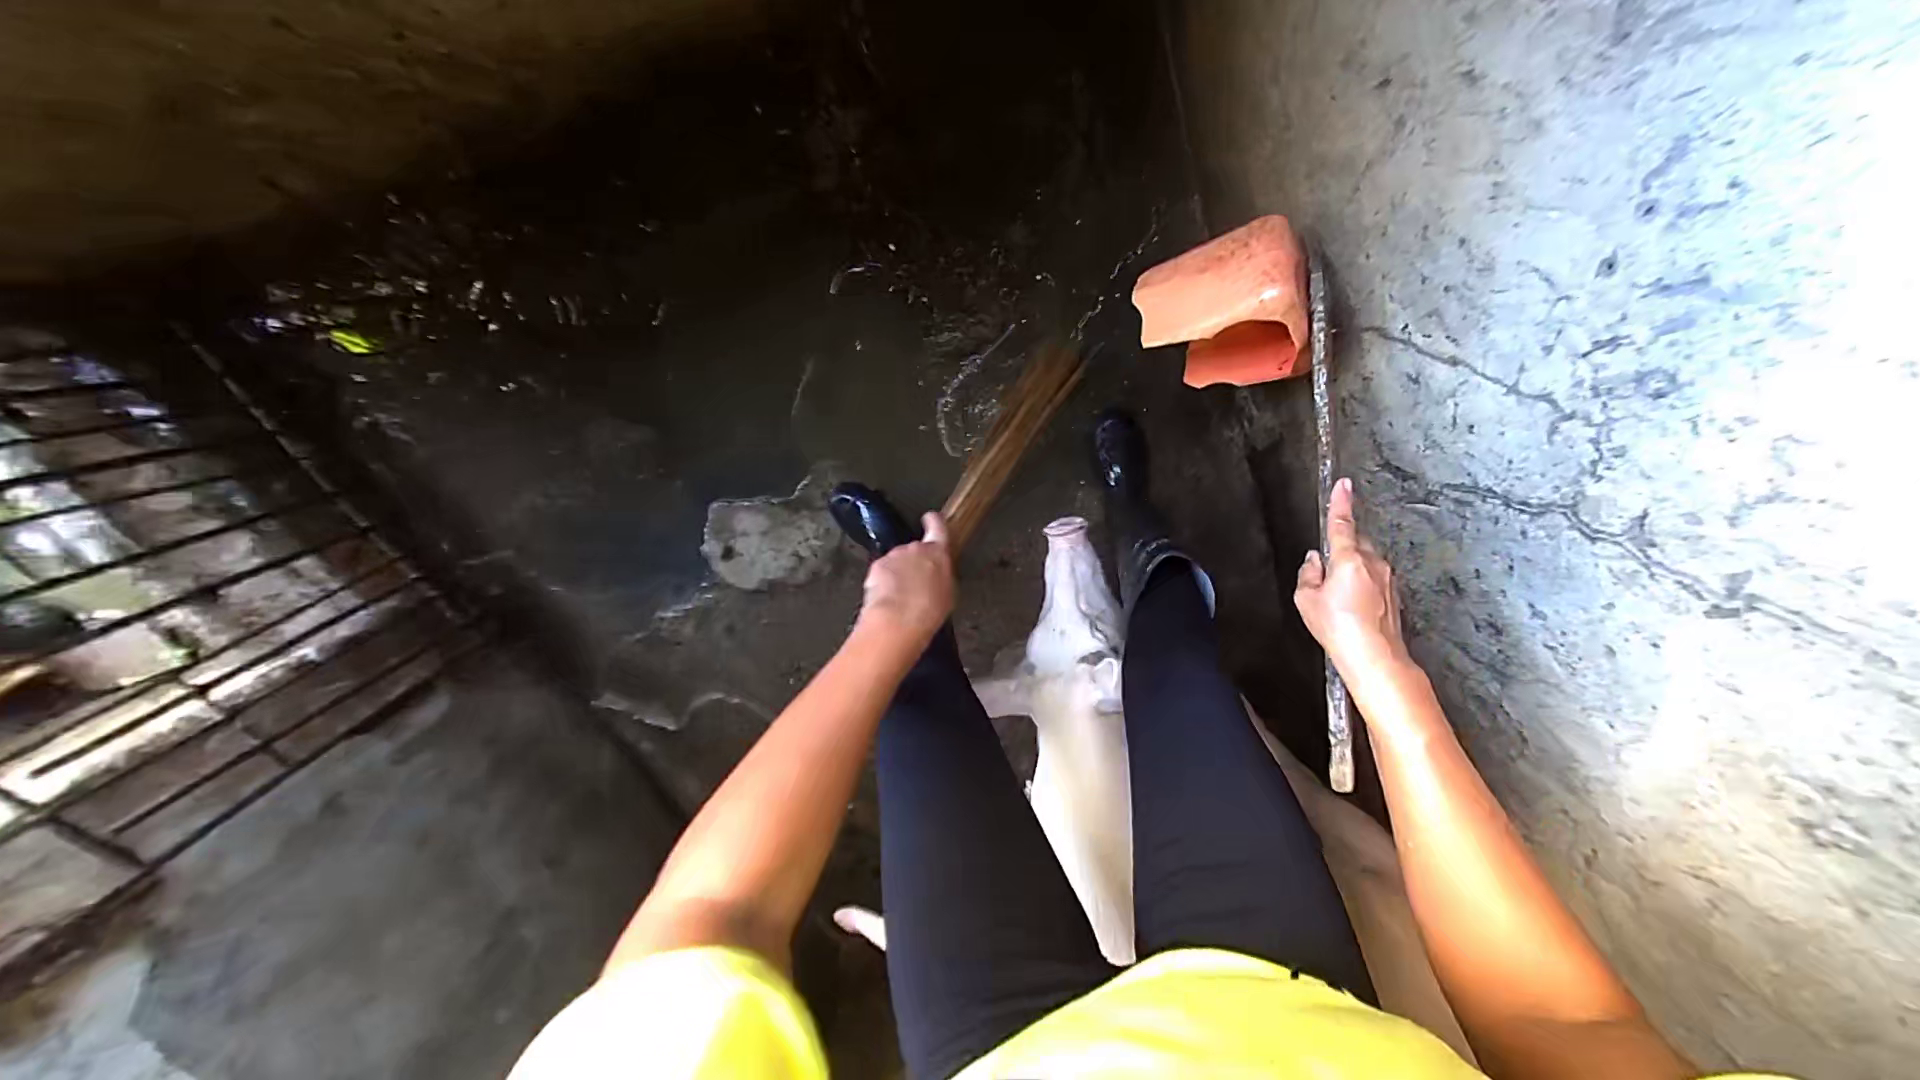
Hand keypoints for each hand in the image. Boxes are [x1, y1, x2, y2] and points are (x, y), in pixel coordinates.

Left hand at [857, 512, 953, 644]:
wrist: (899, 619)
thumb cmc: (927, 611)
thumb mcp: (948, 594)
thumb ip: (943, 576)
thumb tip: (938, 577)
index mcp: (938, 553)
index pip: (938, 526)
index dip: (934, 521)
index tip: (931, 519)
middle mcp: (915, 549)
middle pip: (914, 550)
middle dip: (914, 564)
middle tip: (917, 585)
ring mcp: (894, 556)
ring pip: (896, 562)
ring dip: (898, 575)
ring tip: (903, 598)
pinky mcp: (876, 566)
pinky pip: (881, 572)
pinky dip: (884, 582)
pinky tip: (889, 599)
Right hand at [1294, 478, 1409, 679]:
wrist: (1374, 655)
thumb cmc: (1339, 627)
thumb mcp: (1306, 598)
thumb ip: (1308, 574)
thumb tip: (1314, 562)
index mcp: (1349, 559)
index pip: (1342, 523)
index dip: (1340, 502)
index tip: (1343, 485)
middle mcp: (1373, 564)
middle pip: (1355, 543)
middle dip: (1341, 548)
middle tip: (1324, 570)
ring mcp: (1387, 579)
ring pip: (1365, 562)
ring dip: (1350, 571)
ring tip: (1335, 596)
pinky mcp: (1394, 594)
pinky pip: (1373, 580)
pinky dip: (1361, 586)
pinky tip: (1350, 606)